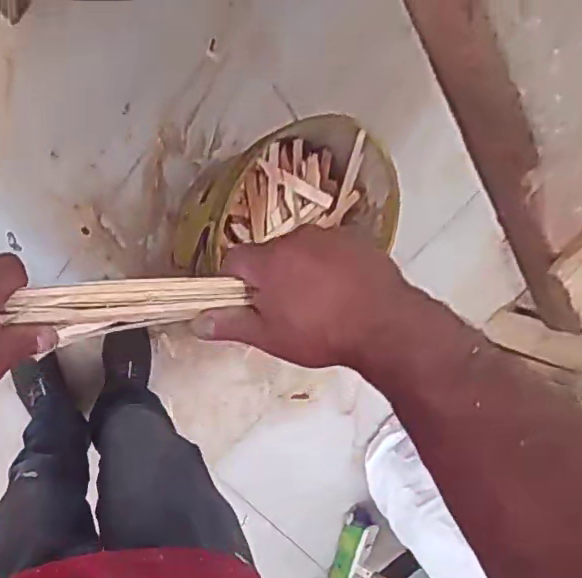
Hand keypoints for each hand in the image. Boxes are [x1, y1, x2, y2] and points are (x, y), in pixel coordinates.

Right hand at [193, 229, 468, 374]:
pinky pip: (333, 253)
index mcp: (268, 261)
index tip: (245, 304)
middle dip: (271, 279)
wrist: (383, 324)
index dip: (234, 283)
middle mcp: (295, 238)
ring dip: (302, 273)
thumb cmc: (321, 334)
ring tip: (319, 308)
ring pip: (302, 253)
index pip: (234, 260)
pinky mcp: (357, 241)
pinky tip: (342, 296)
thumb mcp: (270, 337)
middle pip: (269, 255)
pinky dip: (331, 269)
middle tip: (285, 313)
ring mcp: (329, 236)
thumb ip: (232, 324)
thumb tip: (198, 321)